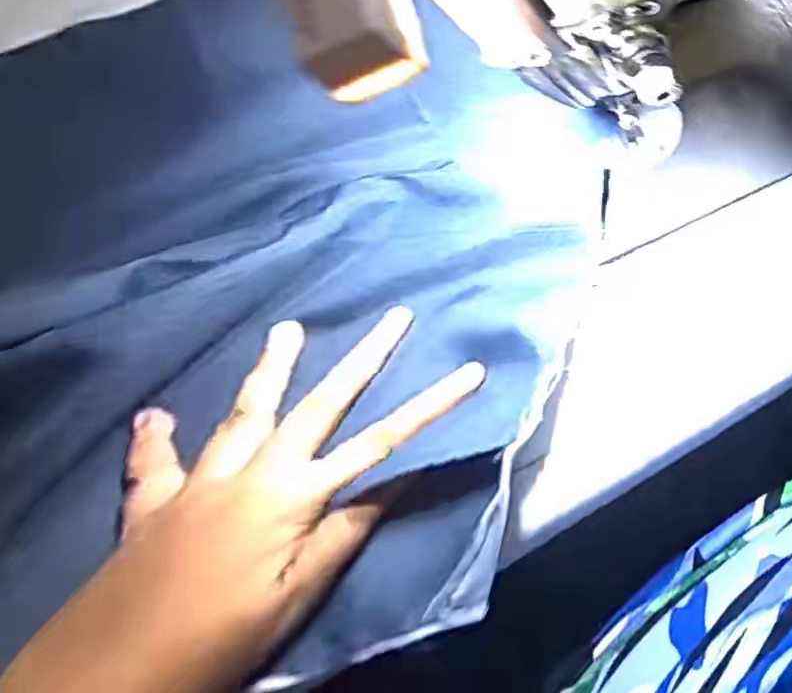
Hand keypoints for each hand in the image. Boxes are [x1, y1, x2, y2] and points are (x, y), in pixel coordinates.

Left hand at [0, 308, 484, 692]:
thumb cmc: (214, 643)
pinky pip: (152, 468)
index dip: (434, 403)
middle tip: (395, 318)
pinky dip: (154, 439)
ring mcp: (194, 490)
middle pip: (318, 406)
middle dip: (363, 359)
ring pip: (242, 417)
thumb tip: (408, 474)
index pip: (383, 440)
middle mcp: (249, 478)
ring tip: (287, 329)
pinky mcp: (147, 514)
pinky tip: (155, 414)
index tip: (474, 371)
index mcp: (292, 497)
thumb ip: (348, 529)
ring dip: (270, 370)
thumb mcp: (296, 594)